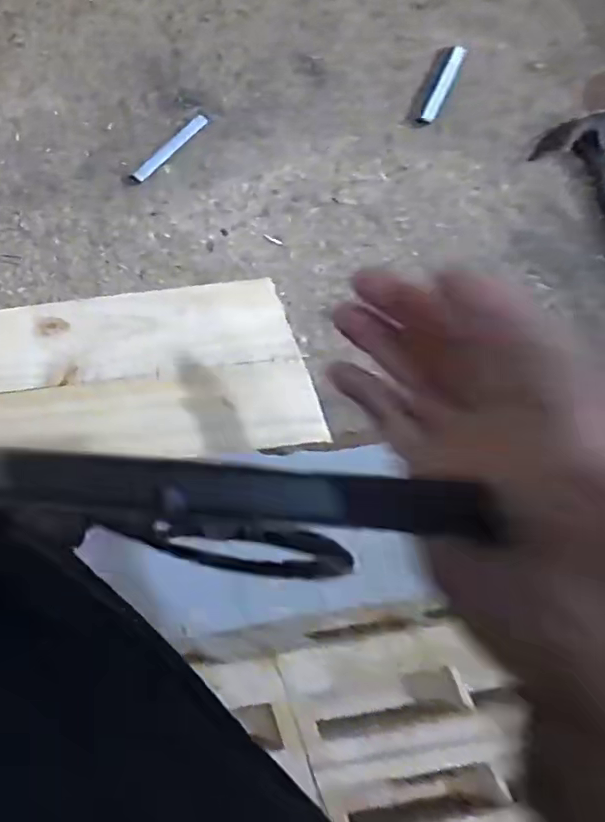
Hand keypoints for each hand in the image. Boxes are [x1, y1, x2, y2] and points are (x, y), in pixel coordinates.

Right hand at [329, 269, 604, 729]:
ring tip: (338, 315)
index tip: (414, 274)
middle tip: (358, 284)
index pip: (512, 342)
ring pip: (423, 385)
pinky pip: (397, 424)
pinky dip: (369, 397)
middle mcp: (521, 422)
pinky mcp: (430, 477)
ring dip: (382, 349)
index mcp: (561, 407)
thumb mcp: (561, 436)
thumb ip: (522, 358)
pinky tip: (340, 374)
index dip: (468, 305)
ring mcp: (473, 451)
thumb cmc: (566, 527)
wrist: (562, 629)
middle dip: (412, 318)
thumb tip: (463, 281)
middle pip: (462, 358)